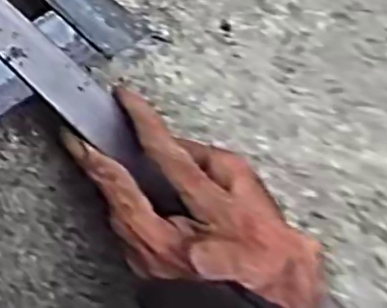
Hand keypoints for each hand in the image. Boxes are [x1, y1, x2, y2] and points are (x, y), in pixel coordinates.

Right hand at [63, 87, 323, 307]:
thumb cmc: (191, 295)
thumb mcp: (142, 238)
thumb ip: (114, 186)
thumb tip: (82, 146)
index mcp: (234, 221)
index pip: (176, 155)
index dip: (145, 121)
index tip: (127, 98)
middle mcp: (274, 229)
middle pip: (226, 164)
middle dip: (188, 152)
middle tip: (157, 153)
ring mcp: (296, 247)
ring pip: (250, 187)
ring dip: (212, 179)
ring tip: (184, 191)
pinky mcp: (304, 261)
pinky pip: (269, 215)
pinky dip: (236, 206)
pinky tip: (217, 219)